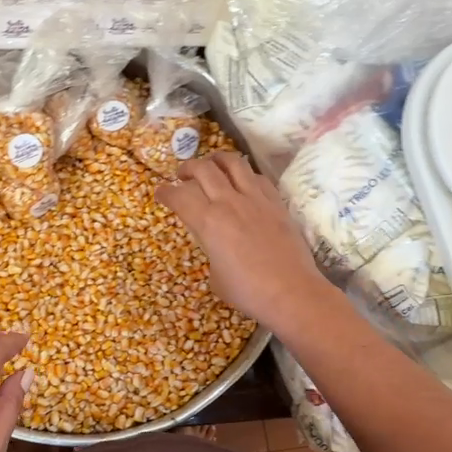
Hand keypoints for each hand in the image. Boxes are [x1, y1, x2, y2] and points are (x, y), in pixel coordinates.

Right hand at [155, 152, 331, 326]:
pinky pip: (257, 177)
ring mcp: (256, 199)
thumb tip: (216, 246)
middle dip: (187, 168)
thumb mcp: (215, 276)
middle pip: (203, 169)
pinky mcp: (276, 203)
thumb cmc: (248, 291)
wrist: (292, 292)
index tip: (160, 192)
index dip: (165, 192)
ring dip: (216, 159)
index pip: (179, 196)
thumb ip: (211, 252)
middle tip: (182, 175)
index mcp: (208, 222)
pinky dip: (244, 174)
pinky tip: (242, 181)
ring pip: (233, 162)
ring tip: (211, 165)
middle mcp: (229, 202)